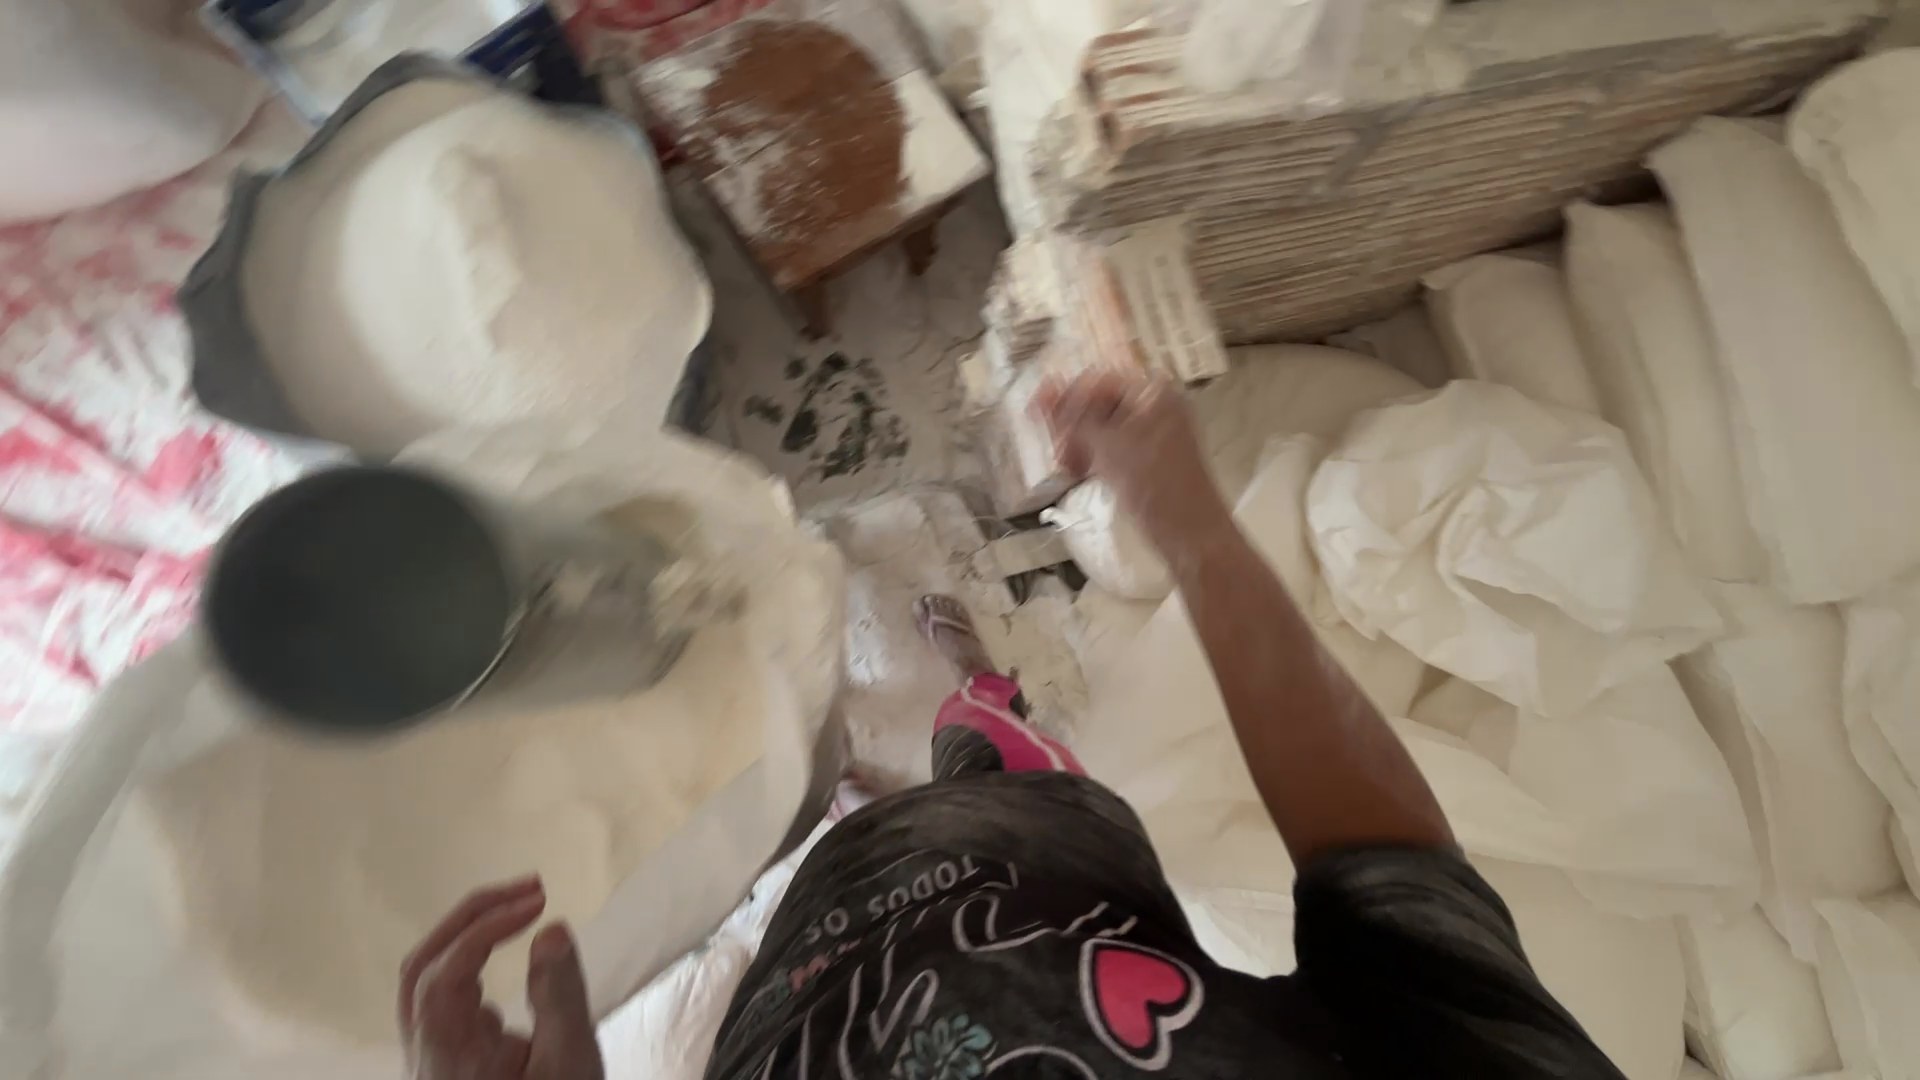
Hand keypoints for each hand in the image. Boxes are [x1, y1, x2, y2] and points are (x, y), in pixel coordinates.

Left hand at [400, 877, 605, 1079]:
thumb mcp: (571, 1060)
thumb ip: (559, 994)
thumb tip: (551, 928)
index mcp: (450, 1057)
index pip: (444, 975)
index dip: (486, 928)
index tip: (541, 902)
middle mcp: (426, 1055)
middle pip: (420, 970)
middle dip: (471, 916)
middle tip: (531, 888)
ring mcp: (432, 1059)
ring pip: (424, 981)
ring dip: (469, 931)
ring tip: (523, 904)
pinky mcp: (447, 1060)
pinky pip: (442, 993)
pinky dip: (473, 953)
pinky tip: (512, 948)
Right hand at [1034, 370, 1229, 551]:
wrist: (1191, 534)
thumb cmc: (1153, 484)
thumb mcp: (1108, 446)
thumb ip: (1073, 418)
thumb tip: (1041, 392)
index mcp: (1153, 393)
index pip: (1098, 381)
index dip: (1065, 394)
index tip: (1034, 411)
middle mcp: (1155, 407)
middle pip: (1099, 404)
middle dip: (1071, 423)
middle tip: (1054, 447)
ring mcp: (1152, 435)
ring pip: (1102, 428)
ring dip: (1078, 442)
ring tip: (1065, 466)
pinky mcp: (1146, 461)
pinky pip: (1111, 448)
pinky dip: (1092, 457)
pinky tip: (1077, 473)